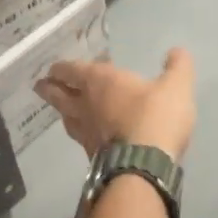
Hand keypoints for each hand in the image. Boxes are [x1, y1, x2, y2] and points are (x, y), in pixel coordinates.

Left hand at [33, 49, 196, 161]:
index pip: (73, 71)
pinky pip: (81, 139)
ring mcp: (87, 134)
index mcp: (100, 81)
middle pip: (60, 95)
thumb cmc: (156, 116)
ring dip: (62, 112)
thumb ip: (177, 66)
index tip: (52, 68)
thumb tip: (176, 52)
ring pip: (67, 119)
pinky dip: (79, 133)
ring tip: (62, 110)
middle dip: (50, 89)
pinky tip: (87, 136)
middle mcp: (87, 105)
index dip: (62, 68)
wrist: (145, 166)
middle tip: (40, 86)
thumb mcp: (176, 86)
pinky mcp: (94, 157)